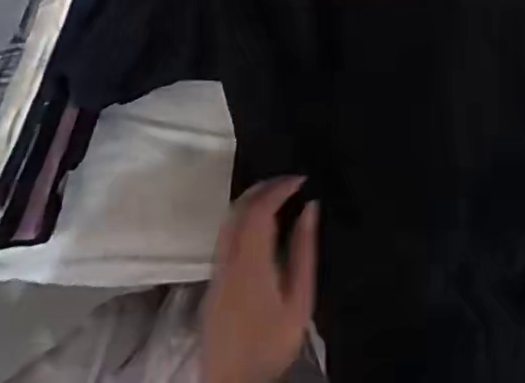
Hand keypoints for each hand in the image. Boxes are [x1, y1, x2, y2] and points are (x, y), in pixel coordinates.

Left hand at [201, 176, 319, 382]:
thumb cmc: (271, 346)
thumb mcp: (299, 301)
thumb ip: (304, 251)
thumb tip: (311, 209)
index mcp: (250, 263)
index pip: (259, 209)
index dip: (279, 187)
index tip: (301, 179)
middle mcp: (227, 261)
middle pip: (237, 209)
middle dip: (263, 187)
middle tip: (290, 181)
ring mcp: (216, 272)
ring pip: (228, 221)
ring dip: (251, 201)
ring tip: (279, 196)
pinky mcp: (213, 283)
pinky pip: (226, 235)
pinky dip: (243, 218)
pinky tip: (262, 225)